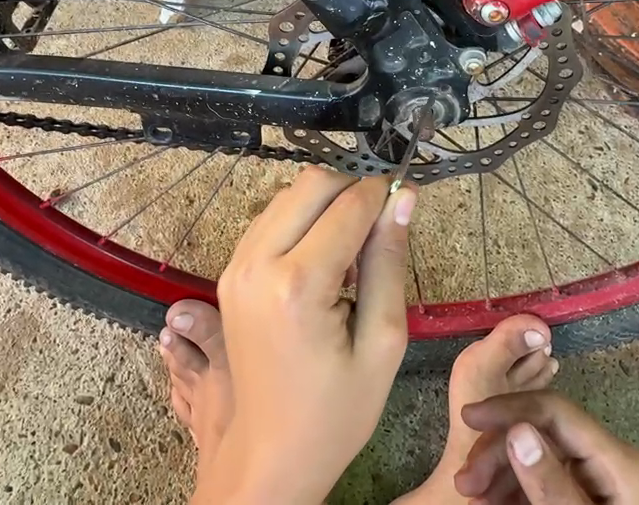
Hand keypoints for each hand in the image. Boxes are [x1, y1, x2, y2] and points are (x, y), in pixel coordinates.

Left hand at [190, 167, 416, 504]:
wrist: (270, 454)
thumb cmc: (335, 411)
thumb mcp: (382, 343)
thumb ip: (390, 262)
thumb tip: (404, 199)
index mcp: (298, 285)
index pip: (349, 205)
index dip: (384, 193)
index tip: (409, 195)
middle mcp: (258, 263)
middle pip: (312, 183)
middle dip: (353, 189)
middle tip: (381, 224)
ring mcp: (236, 265)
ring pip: (288, 193)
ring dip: (325, 203)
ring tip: (353, 249)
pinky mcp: (230, 271)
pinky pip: (269, 217)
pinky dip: (301, 219)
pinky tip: (322, 256)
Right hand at [453, 390, 638, 504]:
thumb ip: (553, 487)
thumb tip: (517, 432)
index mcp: (616, 461)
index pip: (554, 411)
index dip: (508, 409)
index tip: (467, 420)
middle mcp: (605, 460)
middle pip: (539, 432)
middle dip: (497, 451)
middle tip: (465, 483)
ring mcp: (594, 479)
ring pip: (534, 455)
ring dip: (498, 473)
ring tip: (473, 500)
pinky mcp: (581, 498)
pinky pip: (540, 480)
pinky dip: (511, 491)